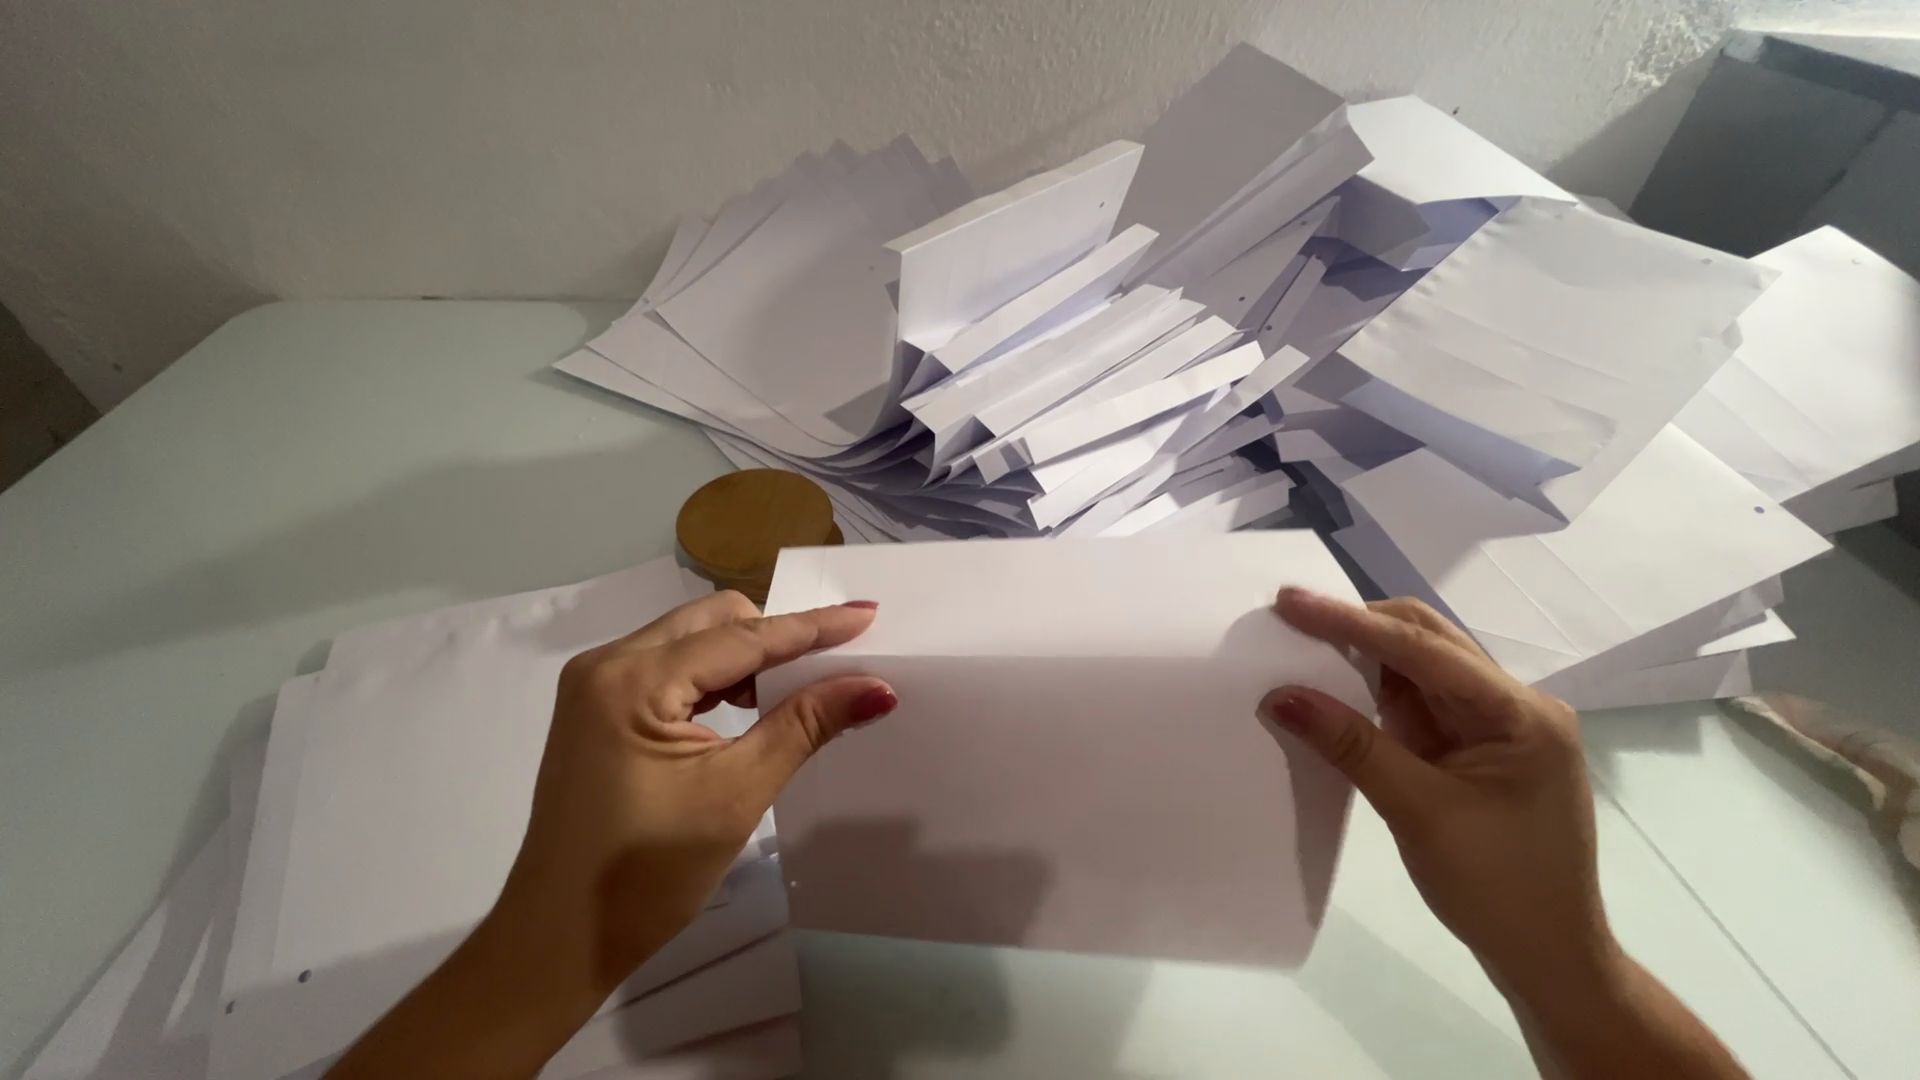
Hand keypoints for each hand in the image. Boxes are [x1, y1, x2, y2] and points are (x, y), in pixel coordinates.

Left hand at [328, 591, 896, 1079]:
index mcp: (632, 681)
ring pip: (693, 638)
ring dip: (747, 656)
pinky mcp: (598, 707)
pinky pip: (672, 666)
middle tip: (833, 661)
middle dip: (777, 635)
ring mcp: (596, 684)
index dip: (811, 627)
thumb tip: (875, 686)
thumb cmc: (646, 876)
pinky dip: (717, 676)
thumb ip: (806, 724)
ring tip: (794, 690)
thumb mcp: (738, 793)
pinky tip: (746, 706)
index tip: (866, 613)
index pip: (742, 637)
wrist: (557, 941)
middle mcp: (607, 664)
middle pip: (713, 620)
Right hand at [1265, 588, 1614, 994]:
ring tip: (1300, 641)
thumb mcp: (1418, 812)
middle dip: (1358, 623)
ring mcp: (1491, 723)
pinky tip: (1332, 681)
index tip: (1289, 601)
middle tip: (1289, 616)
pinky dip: (1369, 687)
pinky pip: (1413, 698)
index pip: (1422, 648)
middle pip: (1427, 639)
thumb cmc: (1498, 888)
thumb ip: (1351, 745)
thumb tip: (1280, 695)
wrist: (1550, 957)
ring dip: (1360, 651)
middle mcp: (1511, 704)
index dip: (1350, 620)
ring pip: (1417, 665)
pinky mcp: (1469, 744)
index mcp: (1519, 713)